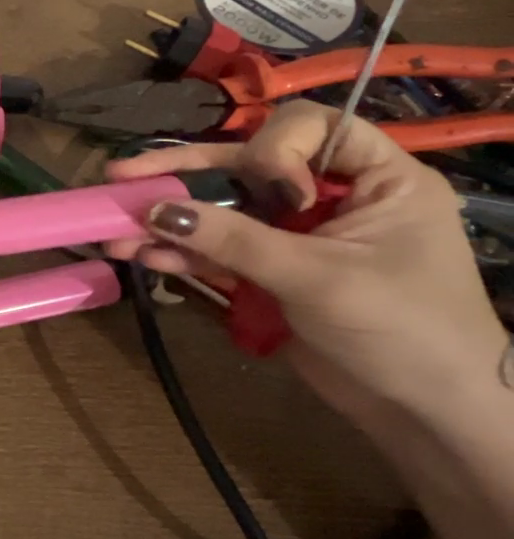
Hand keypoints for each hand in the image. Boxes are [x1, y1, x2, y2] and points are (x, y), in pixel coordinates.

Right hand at [105, 101, 502, 421]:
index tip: (273, 192)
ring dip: (168, 219)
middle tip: (121, 176)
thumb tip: (152, 210)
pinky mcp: (269, 266)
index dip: (276, 148)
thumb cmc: (401, 330)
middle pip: (246, 163)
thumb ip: (233, 240)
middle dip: (183, 174)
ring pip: (220, 206)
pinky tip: (143, 257)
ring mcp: (297, 232)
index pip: (314, 126)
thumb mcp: (317, 278)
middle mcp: (333, 196)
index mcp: (380, 181)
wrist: (423, 412)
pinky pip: (214, 245)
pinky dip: (178, 250)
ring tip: (115, 233)